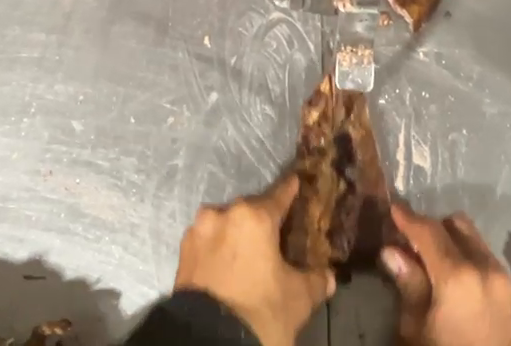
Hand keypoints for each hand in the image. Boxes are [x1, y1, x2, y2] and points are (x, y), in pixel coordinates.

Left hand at [174, 175, 335, 345]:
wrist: (210, 343)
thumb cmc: (260, 311)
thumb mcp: (298, 298)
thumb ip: (315, 280)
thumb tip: (328, 276)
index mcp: (253, 217)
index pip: (278, 195)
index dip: (290, 190)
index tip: (296, 182)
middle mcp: (223, 215)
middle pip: (249, 211)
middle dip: (261, 221)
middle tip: (273, 237)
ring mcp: (198, 232)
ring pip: (224, 225)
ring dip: (235, 235)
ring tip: (246, 255)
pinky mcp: (182, 253)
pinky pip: (207, 242)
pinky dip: (217, 250)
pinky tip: (226, 266)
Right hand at [381, 205, 510, 345]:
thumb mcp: (417, 332)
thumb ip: (409, 286)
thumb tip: (393, 251)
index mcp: (460, 276)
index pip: (429, 231)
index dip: (408, 218)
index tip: (393, 207)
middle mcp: (489, 270)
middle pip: (457, 226)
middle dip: (433, 229)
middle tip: (411, 243)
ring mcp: (510, 284)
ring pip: (478, 243)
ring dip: (454, 245)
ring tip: (434, 265)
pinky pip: (492, 266)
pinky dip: (472, 264)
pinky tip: (458, 287)